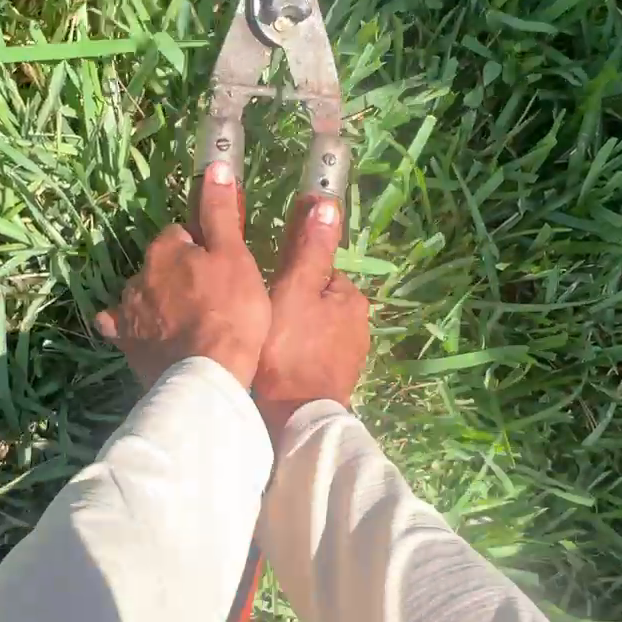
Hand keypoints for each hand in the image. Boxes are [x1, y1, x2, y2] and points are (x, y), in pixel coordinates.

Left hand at [96, 161, 268, 387]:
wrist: (207, 373)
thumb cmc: (230, 311)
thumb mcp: (235, 256)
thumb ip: (220, 213)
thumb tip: (216, 167)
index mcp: (165, 249)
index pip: (180, 234)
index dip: (201, 248)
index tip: (220, 266)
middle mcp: (137, 275)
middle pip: (159, 266)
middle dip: (178, 274)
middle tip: (209, 296)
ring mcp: (127, 311)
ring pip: (142, 295)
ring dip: (159, 300)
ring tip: (187, 321)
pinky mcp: (125, 344)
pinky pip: (120, 327)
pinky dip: (130, 327)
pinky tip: (143, 334)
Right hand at [252, 195, 369, 441]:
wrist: (296, 418)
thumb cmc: (289, 348)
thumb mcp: (295, 289)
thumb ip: (309, 249)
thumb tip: (327, 203)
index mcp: (350, 299)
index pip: (318, 272)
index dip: (290, 276)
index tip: (266, 289)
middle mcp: (359, 326)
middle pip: (316, 302)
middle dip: (292, 307)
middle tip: (262, 319)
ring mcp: (350, 357)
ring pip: (315, 331)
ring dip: (293, 334)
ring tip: (265, 345)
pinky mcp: (337, 383)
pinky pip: (313, 358)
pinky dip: (297, 358)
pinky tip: (276, 367)